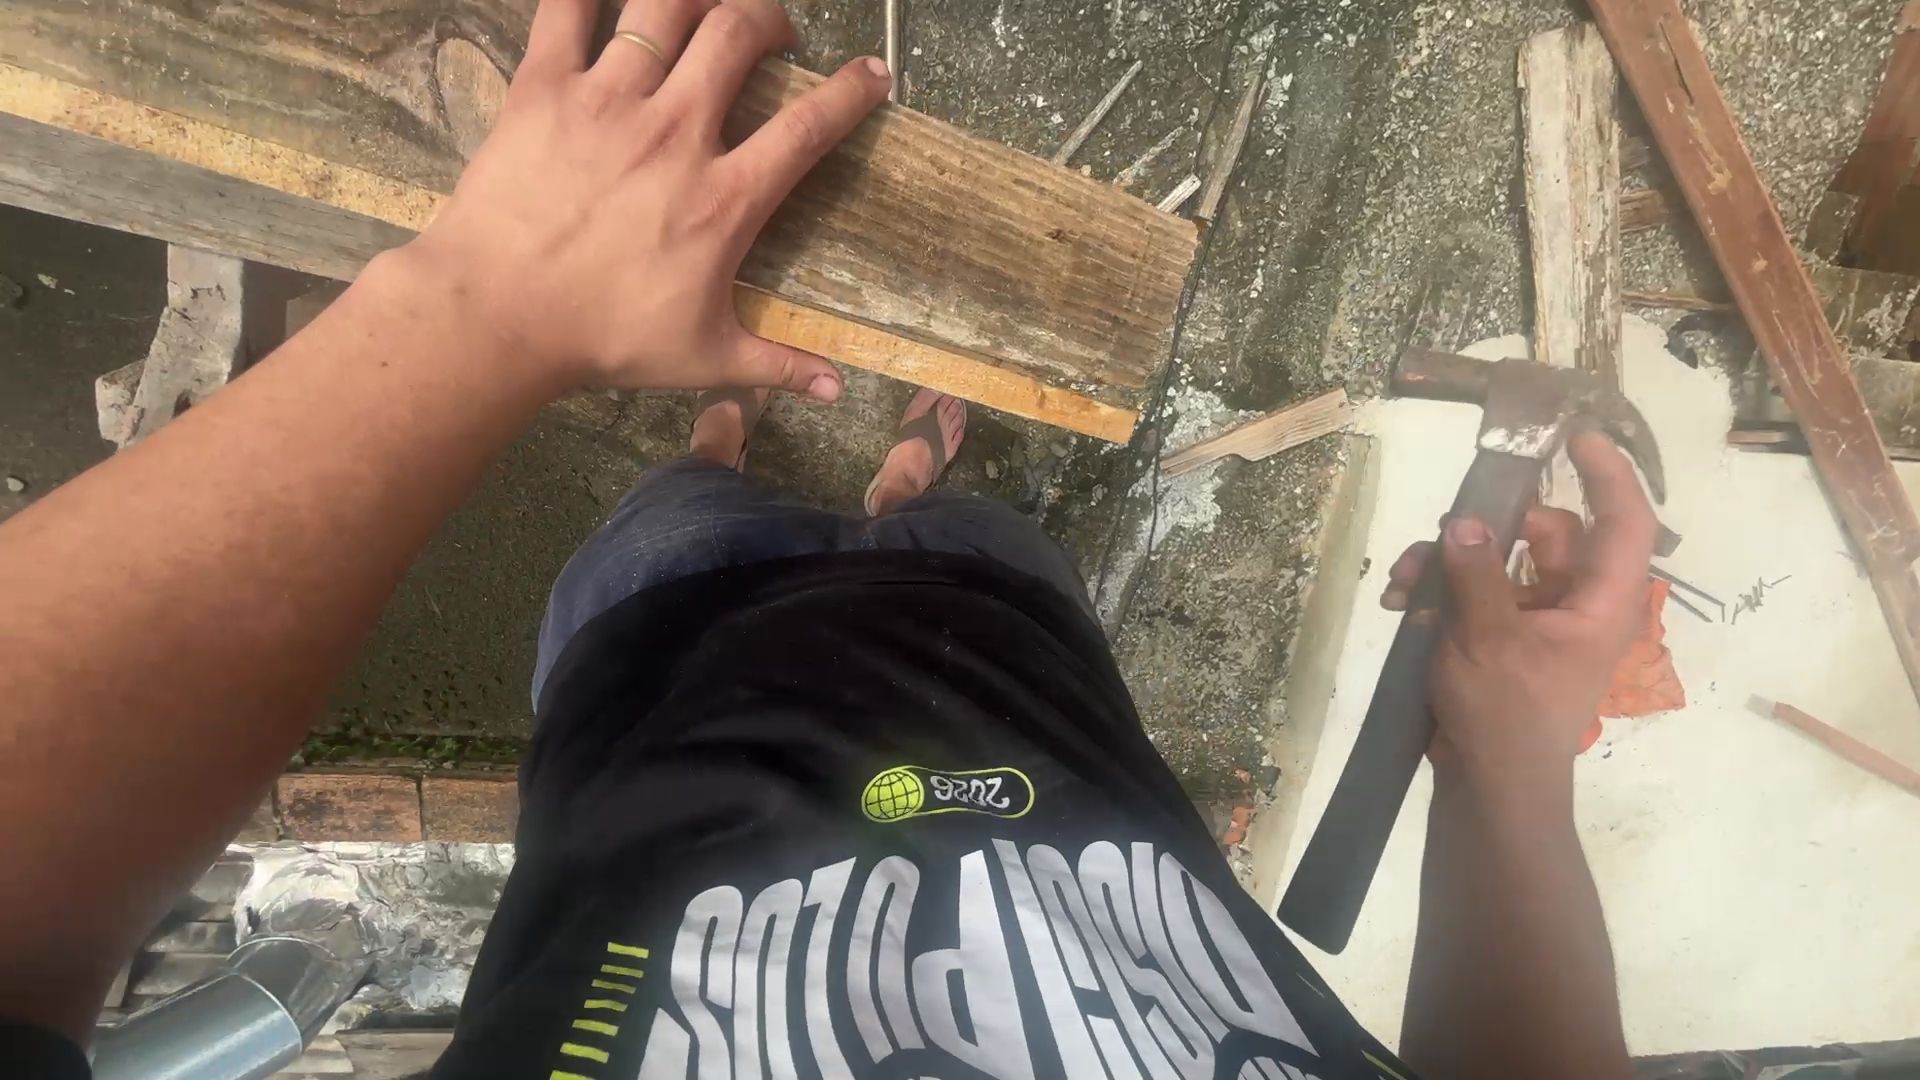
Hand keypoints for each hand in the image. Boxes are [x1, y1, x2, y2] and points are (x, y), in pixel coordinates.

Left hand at [393, 0, 890, 398]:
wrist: (500, 316)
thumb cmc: (612, 339)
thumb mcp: (710, 358)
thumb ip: (782, 366)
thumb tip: (839, 393)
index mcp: (725, 199)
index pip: (806, 129)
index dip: (850, 93)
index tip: (873, 74)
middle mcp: (676, 133)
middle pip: (735, 36)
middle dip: (767, 19)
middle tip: (775, 32)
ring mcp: (607, 102)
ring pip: (662, 6)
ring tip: (707, 3)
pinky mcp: (543, 88)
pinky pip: (568, 7)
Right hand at [1380, 433, 1658, 784]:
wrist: (1486, 778)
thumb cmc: (1505, 711)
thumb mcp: (1487, 637)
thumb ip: (1478, 575)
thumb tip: (1464, 520)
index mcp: (1597, 603)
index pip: (1622, 524)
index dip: (1609, 476)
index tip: (1576, 439)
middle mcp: (1569, 602)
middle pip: (1540, 536)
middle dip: (1482, 530)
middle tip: (1436, 535)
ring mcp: (1529, 618)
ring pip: (1494, 561)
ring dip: (1443, 563)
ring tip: (1399, 583)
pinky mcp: (1493, 634)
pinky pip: (1469, 591)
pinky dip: (1434, 591)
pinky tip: (1397, 603)